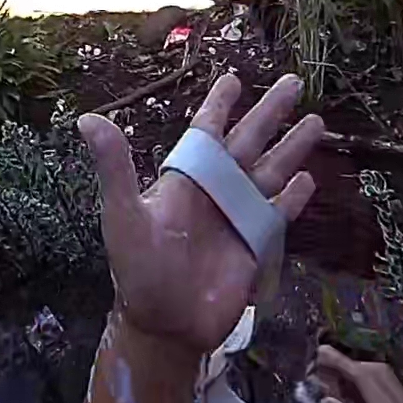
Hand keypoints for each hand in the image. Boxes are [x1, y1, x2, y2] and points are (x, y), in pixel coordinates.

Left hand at [75, 72, 323, 354]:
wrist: (165, 324)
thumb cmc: (139, 268)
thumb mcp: (123, 214)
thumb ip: (114, 167)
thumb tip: (87, 118)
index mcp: (186, 178)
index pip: (206, 131)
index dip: (219, 105)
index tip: (234, 78)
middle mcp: (215, 190)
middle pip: (249, 140)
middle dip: (270, 112)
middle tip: (293, 81)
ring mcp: (238, 215)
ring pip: (271, 170)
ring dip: (292, 147)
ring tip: (316, 120)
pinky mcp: (256, 243)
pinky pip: (279, 212)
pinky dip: (294, 197)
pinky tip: (309, 179)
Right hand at [309, 345, 402, 402]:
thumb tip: (328, 400)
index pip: (368, 378)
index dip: (342, 363)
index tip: (319, 353)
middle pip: (381, 377)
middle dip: (352, 367)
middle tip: (324, 370)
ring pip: (387, 391)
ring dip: (361, 383)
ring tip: (334, 389)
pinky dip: (370, 400)